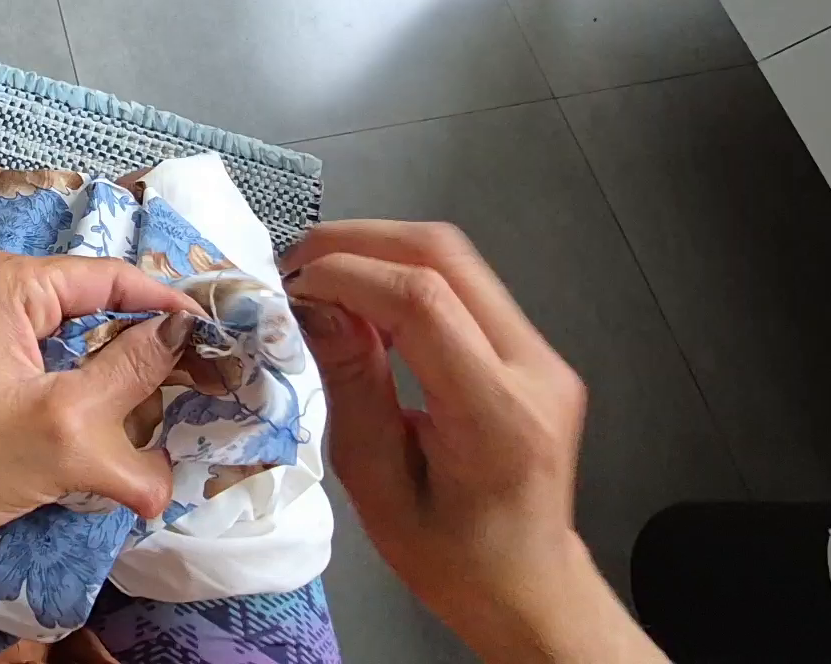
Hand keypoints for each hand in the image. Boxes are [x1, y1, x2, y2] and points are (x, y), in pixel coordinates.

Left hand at [0, 251, 200, 552]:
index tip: (216, 340)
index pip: (109, 277)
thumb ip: (130, 373)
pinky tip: (114, 419)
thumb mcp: (62, 424)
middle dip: (144, 348)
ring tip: (164, 408)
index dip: (167, 307)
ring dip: (117, 376)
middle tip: (201, 381)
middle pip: (94, 306)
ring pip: (76, 338)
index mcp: (9, 281)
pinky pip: (52, 360)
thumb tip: (184, 335)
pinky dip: (86, 388)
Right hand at [282, 221, 662, 662]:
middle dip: (354, 242)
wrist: (530, 587)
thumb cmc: (446, 554)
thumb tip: (313, 302)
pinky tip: (357, 295)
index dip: (345, 276)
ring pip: (450, 252)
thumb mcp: (373, 478)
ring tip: (318, 275)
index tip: (291, 289)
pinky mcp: (527, 342)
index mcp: (498, 416)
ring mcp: (539, 349)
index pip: (421, 302)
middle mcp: (535, 367)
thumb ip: (349, 382)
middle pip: (442, 253)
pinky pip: (456, 275)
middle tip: (295, 266)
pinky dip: (393, 266)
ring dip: (372, 246)